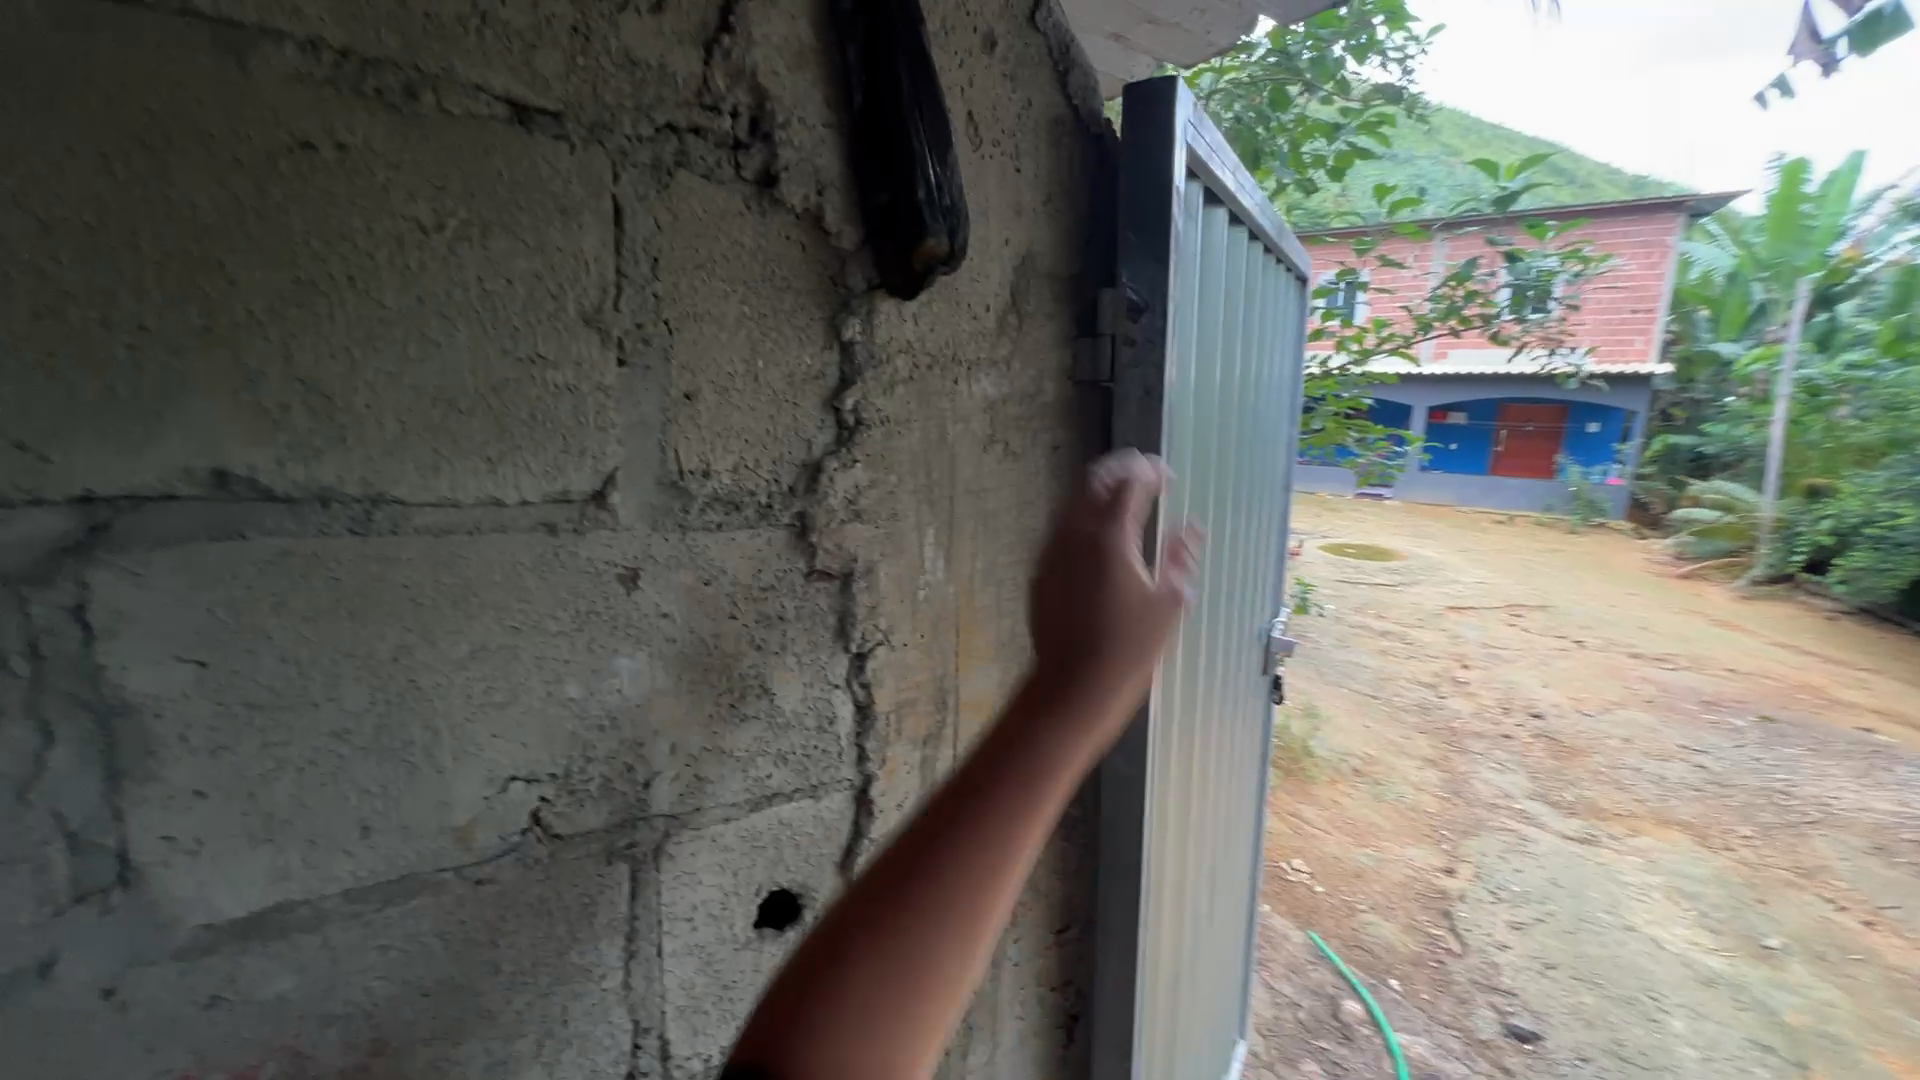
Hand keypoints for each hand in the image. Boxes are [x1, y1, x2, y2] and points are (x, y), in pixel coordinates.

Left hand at [1027, 450, 1200, 732]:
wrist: (1074, 684)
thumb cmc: (1129, 649)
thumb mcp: (1167, 603)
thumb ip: (1178, 558)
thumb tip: (1191, 529)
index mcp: (1111, 536)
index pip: (1130, 483)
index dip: (1149, 471)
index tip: (1164, 474)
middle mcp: (1076, 534)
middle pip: (1095, 481)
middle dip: (1120, 470)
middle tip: (1141, 473)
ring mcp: (1052, 551)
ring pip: (1072, 502)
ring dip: (1097, 491)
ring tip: (1120, 497)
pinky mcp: (1041, 570)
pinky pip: (1060, 529)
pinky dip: (1080, 517)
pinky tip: (1095, 534)